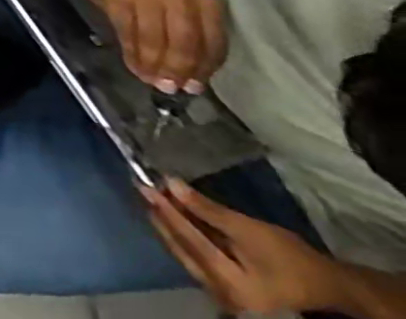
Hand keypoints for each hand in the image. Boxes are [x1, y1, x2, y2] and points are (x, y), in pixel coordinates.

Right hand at [78, 0, 225, 93]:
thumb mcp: (175, 7)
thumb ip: (186, 37)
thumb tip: (189, 79)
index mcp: (201, 1)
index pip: (211, 41)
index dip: (203, 67)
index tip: (193, 87)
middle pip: (184, 40)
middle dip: (178, 67)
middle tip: (170, 87)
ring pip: (155, 38)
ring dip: (153, 64)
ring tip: (150, 81)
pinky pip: (128, 31)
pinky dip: (131, 53)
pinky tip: (133, 66)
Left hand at [145, 178, 346, 314]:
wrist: (330, 285)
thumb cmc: (293, 259)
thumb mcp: (250, 230)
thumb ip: (208, 210)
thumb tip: (171, 184)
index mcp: (230, 284)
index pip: (189, 239)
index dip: (166, 210)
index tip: (145, 186)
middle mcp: (219, 291)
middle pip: (181, 246)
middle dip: (162, 216)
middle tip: (145, 187)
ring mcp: (219, 289)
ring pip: (183, 249)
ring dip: (170, 223)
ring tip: (155, 196)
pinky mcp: (222, 283)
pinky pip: (193, 254)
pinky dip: (183, 233)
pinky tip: (173, 213)